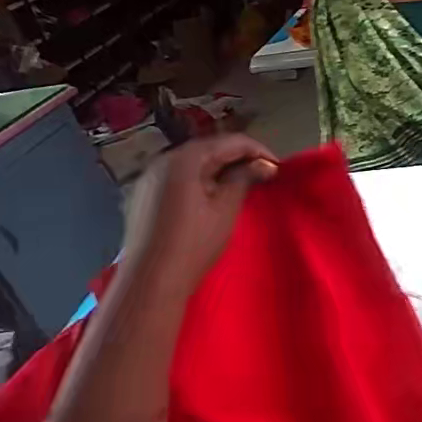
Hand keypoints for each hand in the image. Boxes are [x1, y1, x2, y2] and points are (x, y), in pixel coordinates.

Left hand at [121, 135, 278, 298]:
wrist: (150, 280)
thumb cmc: (193, 244)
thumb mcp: (225, 209)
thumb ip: (244, 179)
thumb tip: (264, 164)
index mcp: (185, 158)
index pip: (228, 142)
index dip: (256, 151)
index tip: (277, 167)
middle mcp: (163, 159)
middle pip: (207, 148)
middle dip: (236, 158)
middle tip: (261, 174)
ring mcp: (149, 176)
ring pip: (190, 162)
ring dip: (216, 168)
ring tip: (240, 183)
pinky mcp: (143, 194)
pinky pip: (175, 177)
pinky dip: (196, 179)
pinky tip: (209, 194)